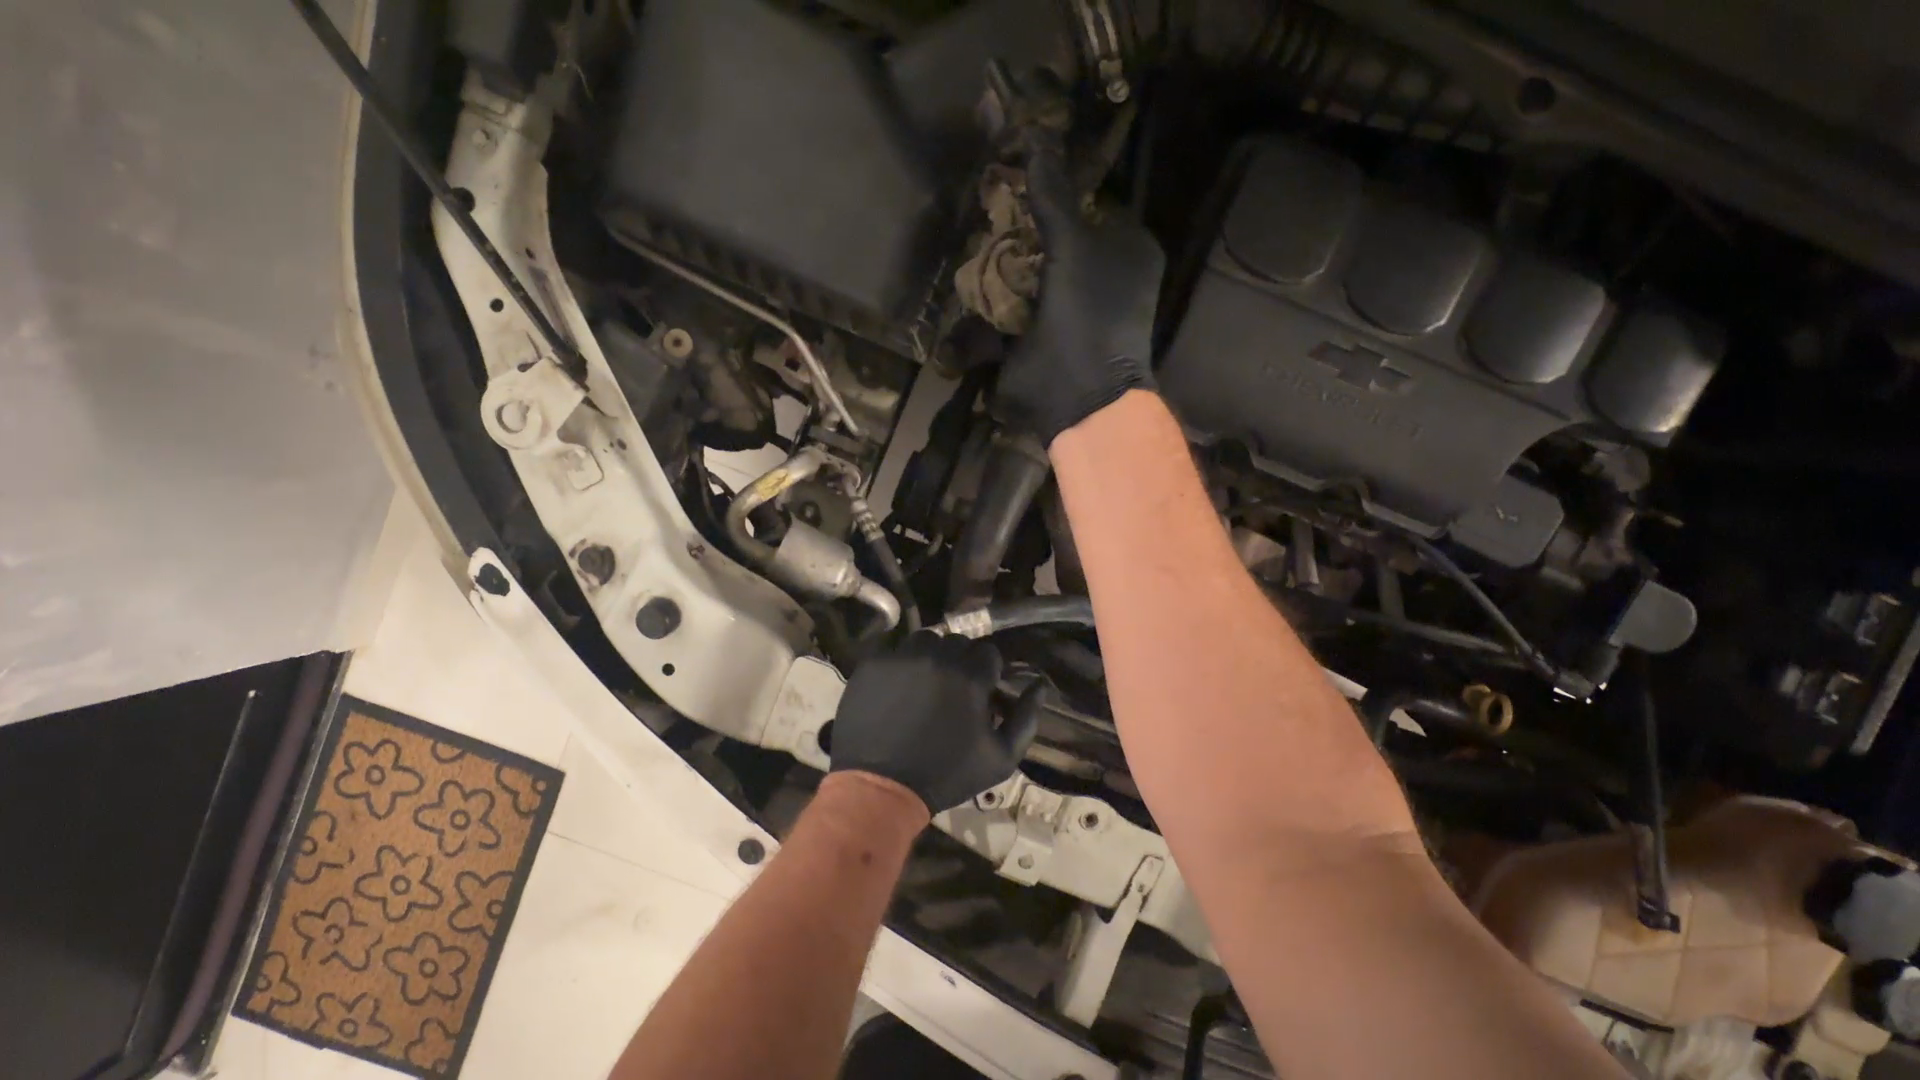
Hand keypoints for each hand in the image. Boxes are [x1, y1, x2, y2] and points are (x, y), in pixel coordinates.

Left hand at [828, 634, 1042, 813]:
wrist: (881, 787)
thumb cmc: (947, 775)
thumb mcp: (1001, 757)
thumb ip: (1026, 717)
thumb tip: (1039, 684)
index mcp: (970, 676)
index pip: (988, 653)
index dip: (987, 672)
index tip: (980, 692)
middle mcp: (936, 657)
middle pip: (956, 642)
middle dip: (959, 662)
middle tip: (952, 691)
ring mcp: (900, 658)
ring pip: (924, 640)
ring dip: (929, 657)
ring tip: (923, 684)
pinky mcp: (871, 664)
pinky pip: (892, 651)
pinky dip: (899, 665)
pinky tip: (896, 689)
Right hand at [995, 147, 1165, 444]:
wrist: (1078, 393)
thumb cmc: (1089, 313)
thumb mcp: (1074, 246)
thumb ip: (1055, 197)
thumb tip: (1036, 142)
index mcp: (1131, 247)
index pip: (1093, 200)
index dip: (1059, 183)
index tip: (1019, 165)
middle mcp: (1110, 272)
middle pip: (1064, 230)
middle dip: (1030, 218)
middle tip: (992, 194)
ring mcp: (1079, 302)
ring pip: (1040, 260)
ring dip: (1012, 249)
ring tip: (981, 223)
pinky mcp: (1050, 328)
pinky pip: (1025, 291)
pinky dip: (1005, 281)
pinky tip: (979, 262)